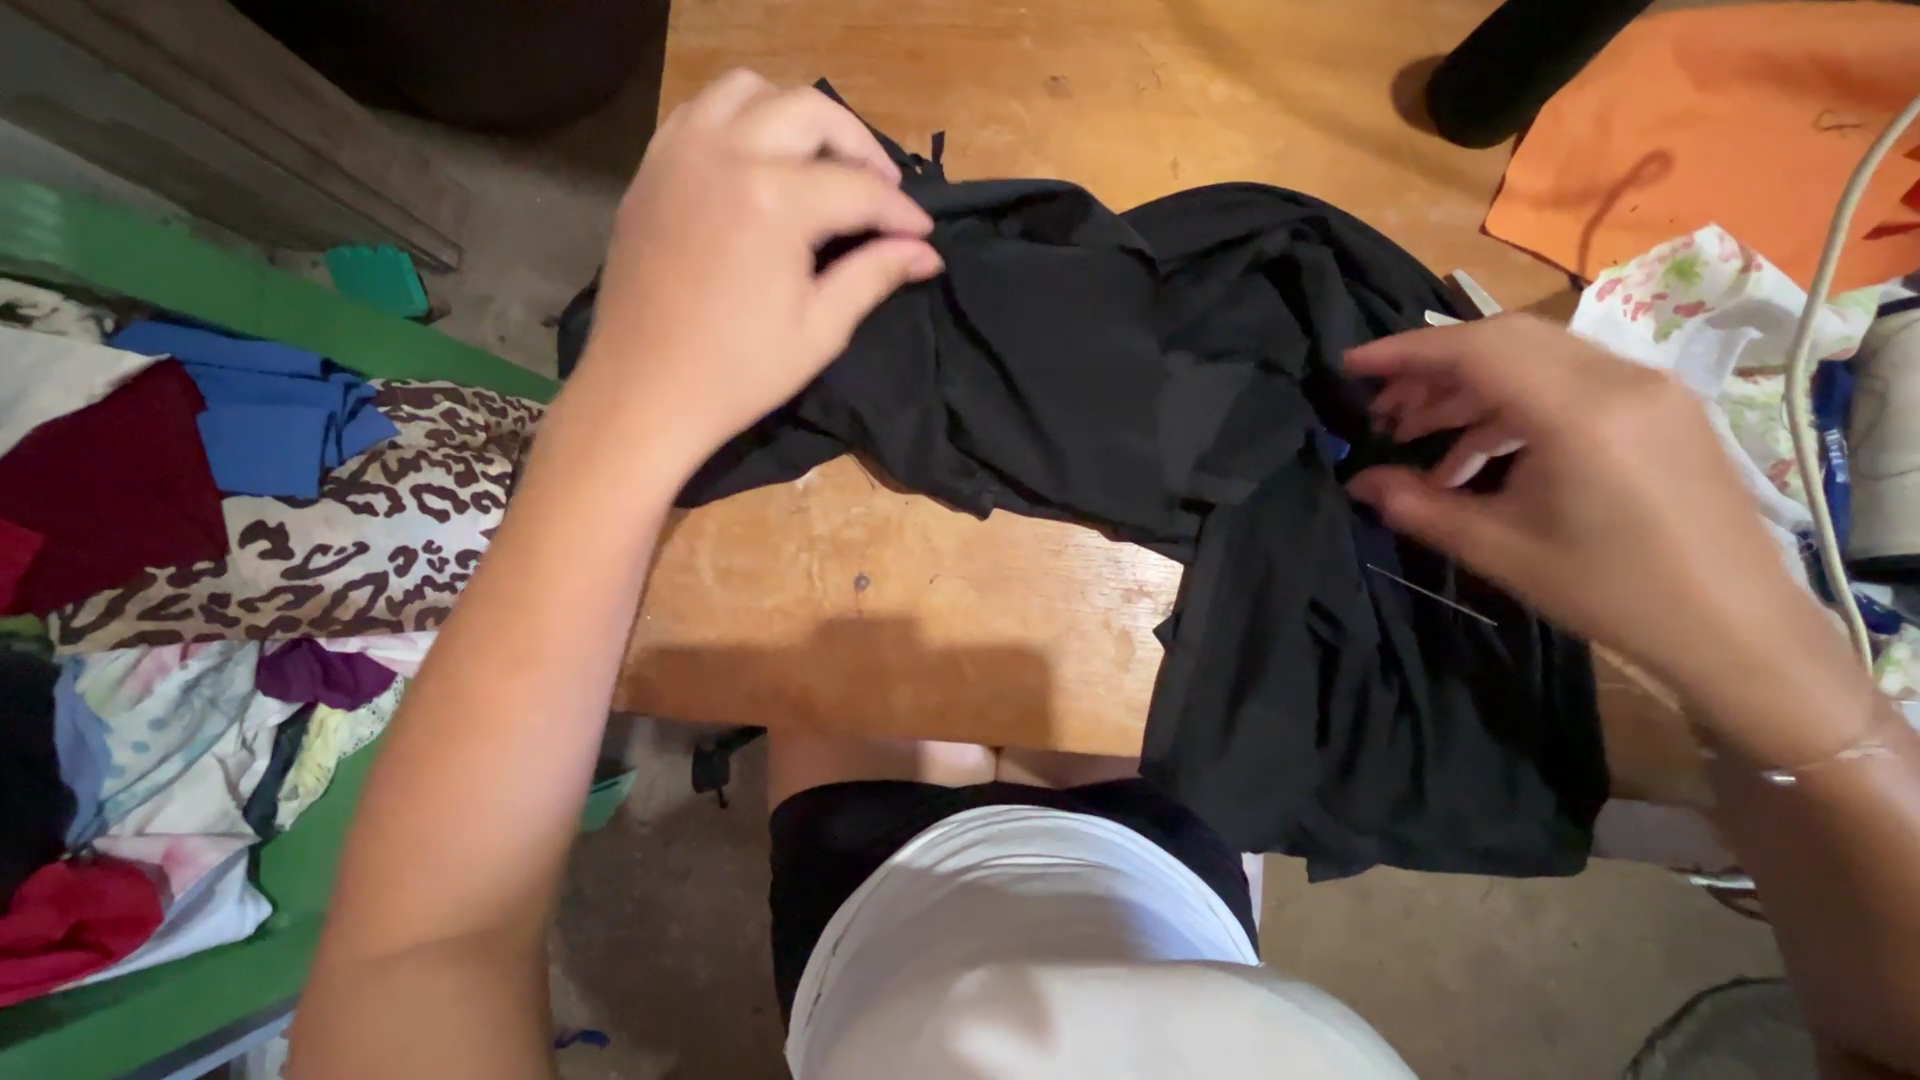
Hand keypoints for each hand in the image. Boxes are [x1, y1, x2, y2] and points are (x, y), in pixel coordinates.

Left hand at [573, 69, 942, 458]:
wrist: (643, 391)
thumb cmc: (738, 373)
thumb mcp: (820, 329)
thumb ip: (874, 276)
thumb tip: (926, 253)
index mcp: (774, 201)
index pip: (858, 188)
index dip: (900, 211)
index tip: (924, 234)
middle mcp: (726, 154)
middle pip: (810, 111)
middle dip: (859, 145)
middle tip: (881, 188)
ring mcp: (681, 153)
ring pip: (751, 91)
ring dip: (797, 116)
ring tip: (820, 161)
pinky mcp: (653, 167)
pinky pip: (701, 110)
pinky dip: (741, 118)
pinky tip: (759, 160)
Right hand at [1346, 315, 1825, 690]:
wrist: (1735, 626)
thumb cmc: (1611, 591)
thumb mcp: (1499, 549)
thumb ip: (1419, 505)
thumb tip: (1360, 483)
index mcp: (1581, 411)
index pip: (1477, 349)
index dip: (1405, 351)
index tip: (1350, 366)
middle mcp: (1620, 380)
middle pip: (1505, 341)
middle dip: (1432, 367)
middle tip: (1381, 406)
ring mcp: (1647, 390)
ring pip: (1535, 359)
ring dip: (1468, 388)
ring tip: (1416, 433)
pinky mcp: (1658, 409)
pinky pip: (1567, 382)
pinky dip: (1509, 404)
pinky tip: (1474, 454)